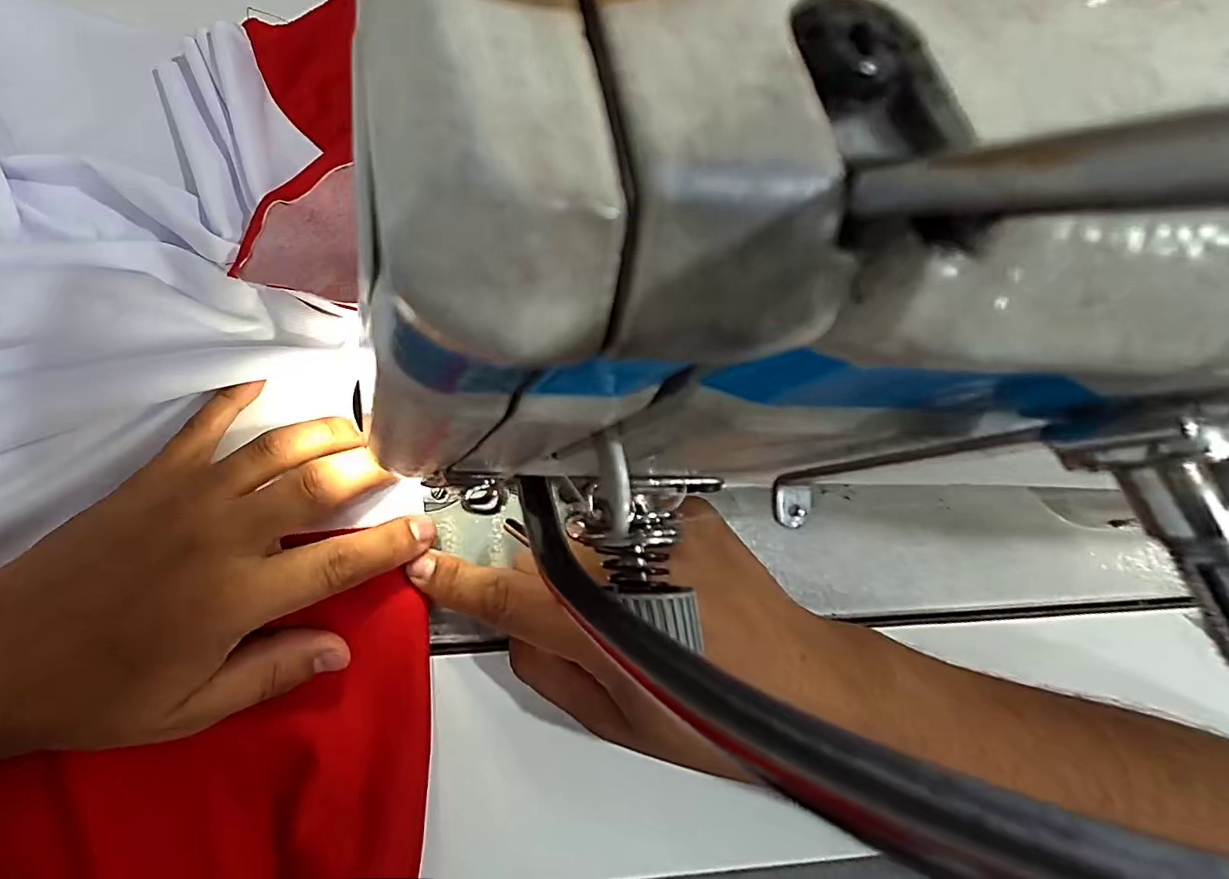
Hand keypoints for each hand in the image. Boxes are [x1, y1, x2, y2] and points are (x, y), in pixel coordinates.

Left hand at [0, 381, 434, 806]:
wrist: (4, 652)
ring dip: (323, 431)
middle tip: (397, 462)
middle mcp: (226, 535)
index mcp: (240, 598)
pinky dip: (236, 400)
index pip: (339, 563)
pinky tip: (262, 385)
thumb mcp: (191, 709)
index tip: (423, 524)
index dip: (390, 542)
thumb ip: (272, 672)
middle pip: (317, 486)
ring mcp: (189, 495)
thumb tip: (342, 648)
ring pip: (274, 447)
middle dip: (368, 469)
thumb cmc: (102, 691)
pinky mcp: (154, 475)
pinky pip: (205, 425)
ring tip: (354, 428)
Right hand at [405, 500, 844, 779]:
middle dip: (542, 586)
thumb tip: (518, 634)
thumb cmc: (720, 715)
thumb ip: (546, 672)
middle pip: (535, 560)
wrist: (805, 683)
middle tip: (590, 621)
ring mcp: (642, 528)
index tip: (423, 564)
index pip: (494, 592)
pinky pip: (623, 520)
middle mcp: (607, 561)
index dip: (452, 578)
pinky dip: (630, 543)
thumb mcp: (615, 721)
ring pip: (577, 537)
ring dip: (588, 564)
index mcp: (584, 618)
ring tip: (644, 603)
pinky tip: (668, 576)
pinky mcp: (676, 509)